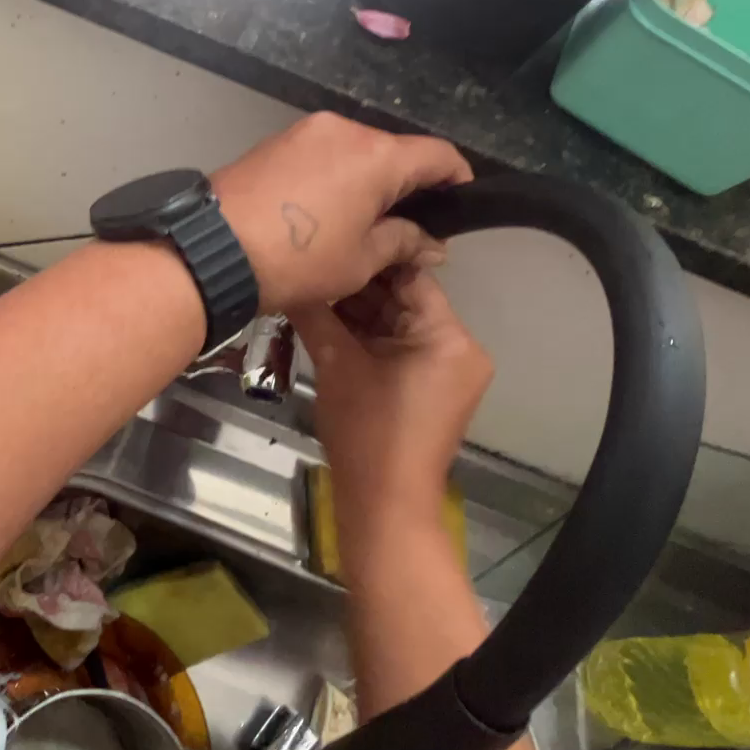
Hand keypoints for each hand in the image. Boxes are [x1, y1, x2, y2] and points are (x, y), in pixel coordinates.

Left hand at [210, 113, 470, 311]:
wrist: (211, 251)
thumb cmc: (296, 261)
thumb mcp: (360, 261)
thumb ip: (403, 242)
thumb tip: (430, 242)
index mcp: (375, 154)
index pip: (437, 155)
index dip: (456, 181)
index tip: (456, 207)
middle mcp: (342, 129)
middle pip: (391, 152)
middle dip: (404, 186)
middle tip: (402, 227)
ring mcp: (302, 132)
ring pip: (352, 152)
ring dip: (363, 181)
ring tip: (357, 223)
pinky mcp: (273, 142)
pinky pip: (318, 154)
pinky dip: (330, 177)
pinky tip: (320, 211)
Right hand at [290, 269, 490, 522]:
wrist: (385, 501)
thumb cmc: (367, 429)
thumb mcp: (337, 364)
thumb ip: (316, 314)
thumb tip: (290, 279)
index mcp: (450, 338)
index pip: (409, 278)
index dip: (367, 261)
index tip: (328, 247)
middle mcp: (459, 348)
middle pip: (402, 301)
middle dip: (356, 291)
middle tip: (311, 273)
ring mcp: (446, 370)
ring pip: (396, 325)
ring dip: (357, 315)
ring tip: (312, 295)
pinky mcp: (430, 387)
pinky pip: (396, 348)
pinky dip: (366, 339)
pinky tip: (327, 324)